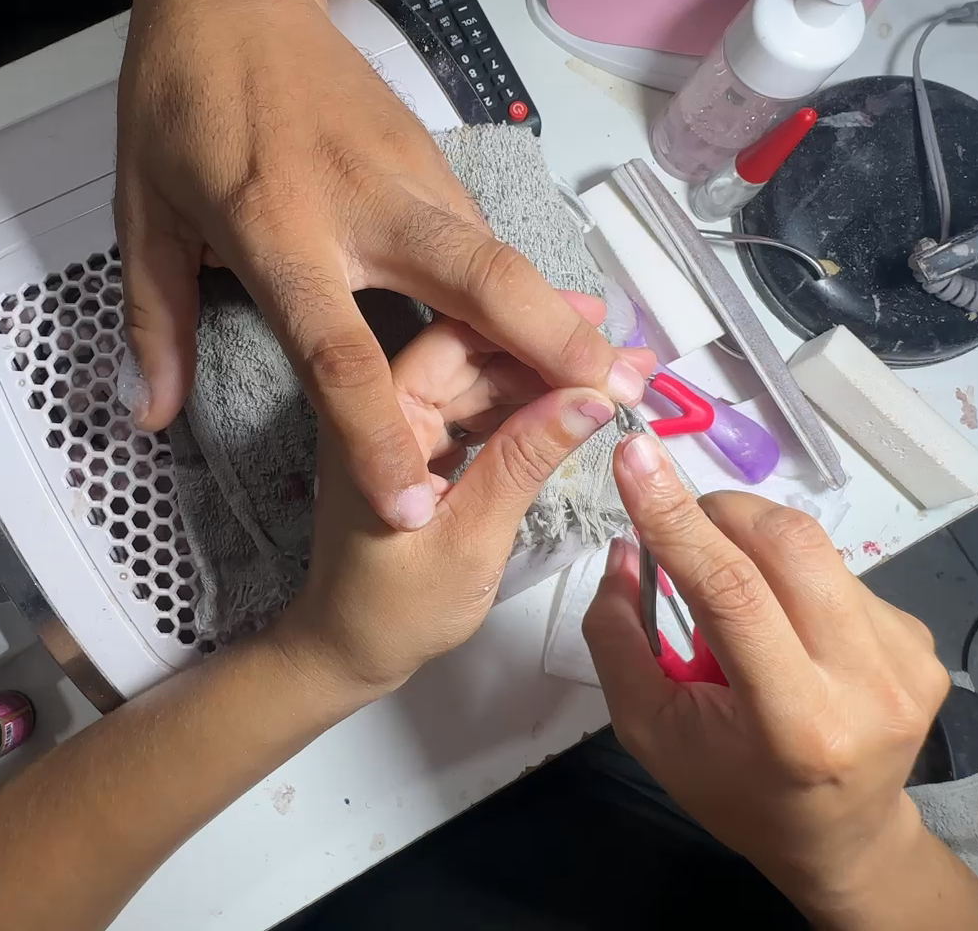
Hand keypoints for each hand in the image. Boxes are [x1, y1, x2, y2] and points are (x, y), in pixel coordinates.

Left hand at [115, 0, 643, 533]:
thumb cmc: (179, 104)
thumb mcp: (143, 215)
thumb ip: (154, 322)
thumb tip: (150, 414)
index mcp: (278, 231)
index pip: (339, 355)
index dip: (378, 440)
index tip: (417, 512)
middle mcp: (361, 205)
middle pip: (474, 280)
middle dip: (548, 342)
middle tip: (613, 397)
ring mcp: (408, 174)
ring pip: (494, 252)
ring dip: (556, 311)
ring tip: (609, 372)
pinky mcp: (429, 156)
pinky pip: (480, 233)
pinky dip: (520, 284)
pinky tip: (542, 321)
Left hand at [268, 302, 647, 697]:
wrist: (350, 650)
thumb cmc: (398, 609)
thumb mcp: (470, 538)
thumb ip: (524, 461)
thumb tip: (592, 394)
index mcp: (374, 418)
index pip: (453, 345)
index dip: (526, 328)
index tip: (600, 329)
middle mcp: (382, 407)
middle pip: (471, 356)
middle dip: (547, 352)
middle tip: (627, 356)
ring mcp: (402, 427)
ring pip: (479, 382)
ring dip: (543, 379)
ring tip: (616, 376)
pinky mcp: (420, 448)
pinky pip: (475, 413)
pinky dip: (523, 409)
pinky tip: (570, 405)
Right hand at [584, 435, 959, 919]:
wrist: (844, 838)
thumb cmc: (730, 787)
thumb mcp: (646, 727)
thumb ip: (618, 633)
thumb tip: (626, 546)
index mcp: (794, 720)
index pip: (731, 591)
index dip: (675, 516)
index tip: (635, 454)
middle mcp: (867, 682)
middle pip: (789, 543)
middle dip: (717, 511)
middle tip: (679, 532)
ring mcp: (907, 657)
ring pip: (810, 544)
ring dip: (748, 542)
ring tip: (731, 596)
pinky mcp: (919, 640)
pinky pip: (833, 567)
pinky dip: (784, 572)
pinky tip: (780, 621)